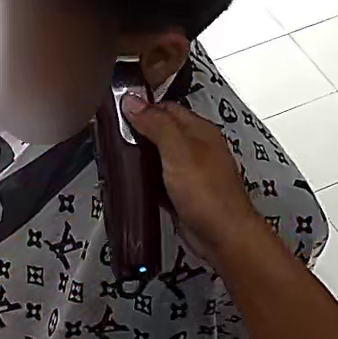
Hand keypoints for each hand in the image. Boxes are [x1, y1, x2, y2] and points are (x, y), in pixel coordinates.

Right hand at [122, 95, 263, 258]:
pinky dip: (146, 181)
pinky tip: (133, 183)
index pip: (167, 108)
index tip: (118, 109)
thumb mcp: (178, 151)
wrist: (223, 237)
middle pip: (162, 132)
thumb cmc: (210, 196)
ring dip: (141, 157)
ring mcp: (190, 174)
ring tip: (117, 156)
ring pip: (160, 158)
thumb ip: (156, 124)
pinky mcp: (183, 196)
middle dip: (139, 132)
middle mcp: (197, 150)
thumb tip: (133, 101)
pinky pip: (160, 182)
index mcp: (200, 131)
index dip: (142, 106)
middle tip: (114, 134)